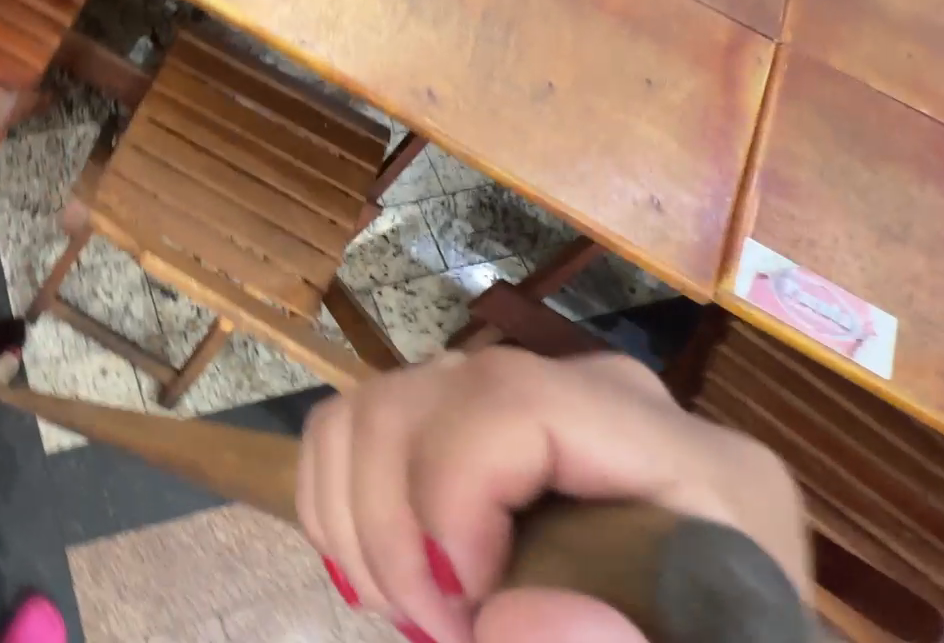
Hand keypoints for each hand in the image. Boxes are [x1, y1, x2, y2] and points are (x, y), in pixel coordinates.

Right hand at [295, 348, 807, 642]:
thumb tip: (510, 618)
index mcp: (685, 457)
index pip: (516, 402)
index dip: (455, 490)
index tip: (460, 605)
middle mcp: (585, 398)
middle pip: (419, 398)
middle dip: (395, 526)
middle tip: (434, 630)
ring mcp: (505, 402)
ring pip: (365, 410)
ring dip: (356, 524)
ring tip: (408, 611)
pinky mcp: (447, 421)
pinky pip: (341, 428)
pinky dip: (333, 507)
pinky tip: (379, 577)